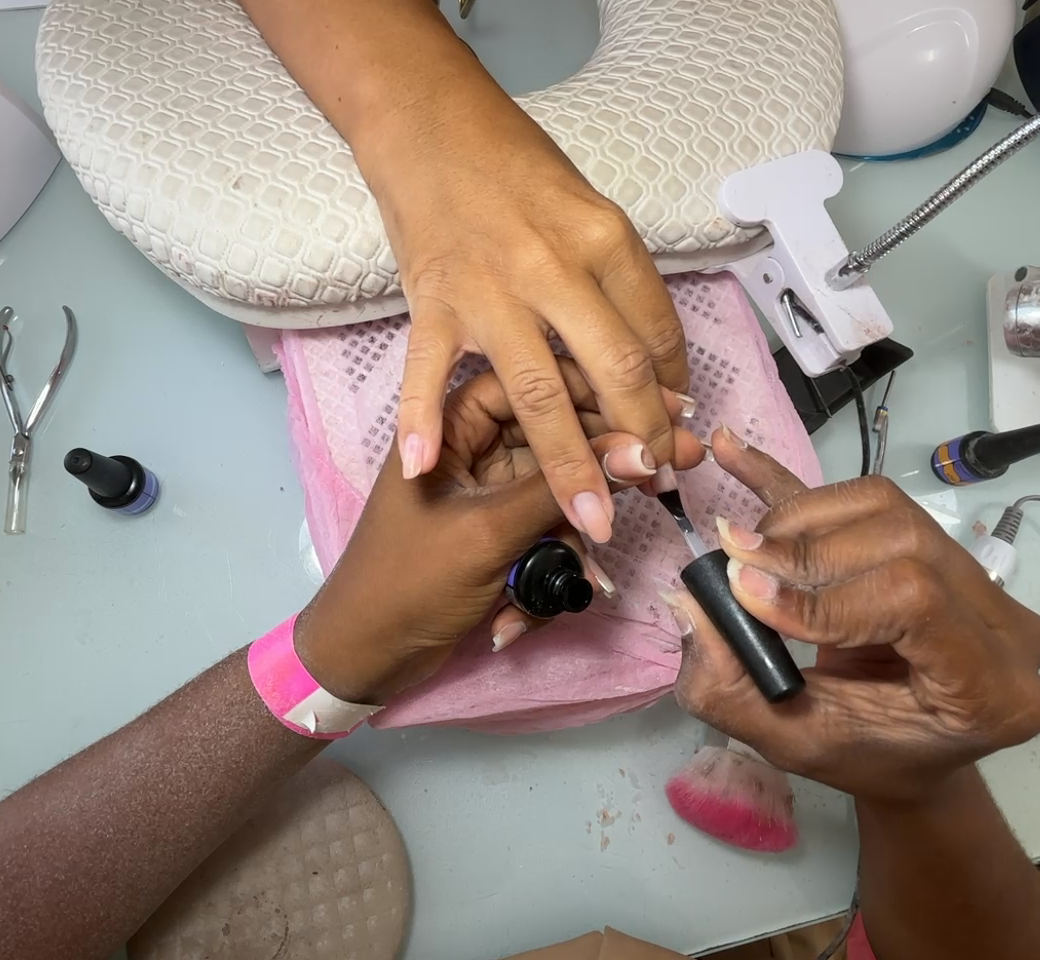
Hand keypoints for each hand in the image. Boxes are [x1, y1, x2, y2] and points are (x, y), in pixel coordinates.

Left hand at [297, 361, 703, 703]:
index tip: (655, 406)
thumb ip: (562, 488)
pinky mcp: (498, 529)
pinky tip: (546, 598)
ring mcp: (487, 491)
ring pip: (555, 488)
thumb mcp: (488, 530)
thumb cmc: (411, 580)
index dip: (593, 391)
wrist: (367, 656)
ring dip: (575, 530)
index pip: (531, 383)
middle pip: (554, 436)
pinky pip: (542, 528)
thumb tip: (639, 452)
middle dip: (604, 465)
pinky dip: (548, 561)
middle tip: (672, 468)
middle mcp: (473, 448)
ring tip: (596, 563)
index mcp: (451, 425)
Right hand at [377, 109, 690, 545]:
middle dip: (642, 440)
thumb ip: (617, 281)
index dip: (673, 391)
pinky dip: (420, 421)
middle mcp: (555, 268)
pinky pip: (427, 372)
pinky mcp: (433, 303)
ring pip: (539, 391)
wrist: (429, 123)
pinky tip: (424, 468)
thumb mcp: (587, 208)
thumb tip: (649, 360)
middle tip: (654, 487)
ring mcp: (490, 290)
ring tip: (591, 519)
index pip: (657, 332)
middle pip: (615, 371)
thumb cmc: (514, 163)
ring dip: (569, 463)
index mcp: (605, 238)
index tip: (675, 427)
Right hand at [666, 427, 1039, 804]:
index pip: (914, 598)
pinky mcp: (924, 543)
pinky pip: (861, 497)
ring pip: (881, 504)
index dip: (823, 593)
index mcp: (989, 688)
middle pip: (900, 536)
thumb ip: (731, 690)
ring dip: (798, 519)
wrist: (910, 754)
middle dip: (803, 550)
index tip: (745, 594)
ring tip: (748, 548)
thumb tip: (690, 602)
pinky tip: (730, 450)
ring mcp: (971, 574)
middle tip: (735, 567)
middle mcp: (1000, 619)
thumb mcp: (790, 744)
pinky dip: (787, 478)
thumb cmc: (863, 760)